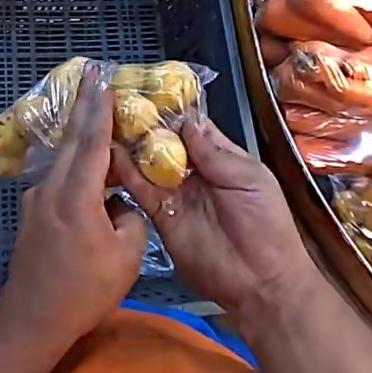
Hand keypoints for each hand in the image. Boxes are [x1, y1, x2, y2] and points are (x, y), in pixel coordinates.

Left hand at [0, 66, 146, 349]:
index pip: (91, 142)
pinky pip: (60, 177)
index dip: (99, 109)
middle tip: (93, 73)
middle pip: (71, 139)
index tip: (102, 79)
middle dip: (84, 105)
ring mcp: (37, 198)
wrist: (32, 317)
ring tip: (100, 115)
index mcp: (76, 196)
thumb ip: (130, 217)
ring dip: (82, 136)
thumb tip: (119, 203)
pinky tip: (94, 173)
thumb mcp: (126, 256)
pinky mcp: (33, 210)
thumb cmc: (84, 290)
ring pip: (65, 158)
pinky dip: (78, 166)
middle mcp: (51, 187)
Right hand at [112, 116, 318, 319]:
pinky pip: (140, 189)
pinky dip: (125, 172)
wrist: (260, 282)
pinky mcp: (160, 214)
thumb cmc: (265, 224)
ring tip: (106, 120)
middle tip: (118, 101)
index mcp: (220, 156)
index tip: (147, 90)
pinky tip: (108, 154)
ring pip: (148, 161)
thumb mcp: (250, 179)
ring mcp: (175, 191)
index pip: (192, 126)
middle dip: (145, 122)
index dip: (172, 109)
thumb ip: (214, 152)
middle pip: (164, 140)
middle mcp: (193, 169)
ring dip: (131, 143)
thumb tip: (186, 121)